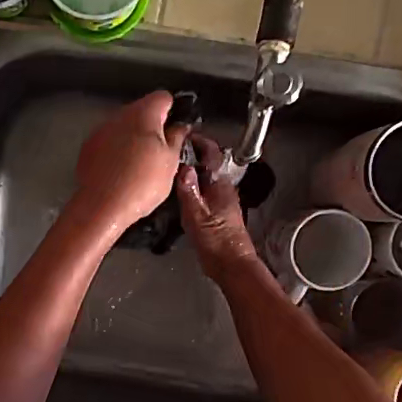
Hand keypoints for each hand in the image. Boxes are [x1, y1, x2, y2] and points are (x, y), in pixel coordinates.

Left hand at [70, 91, 192, 237]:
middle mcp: (119, 115)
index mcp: (143, 113)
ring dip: (133, 137)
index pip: (163, 97)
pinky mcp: (88, 147)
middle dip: (152, 125)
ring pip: (123, 126)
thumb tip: (180, 126)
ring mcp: (100, 130)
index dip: (173, 111)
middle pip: (141, 110)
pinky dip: (116, 149)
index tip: (176, 130)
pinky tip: (120, 170)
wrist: (102, 206)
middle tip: (161, 151)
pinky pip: (108, 141)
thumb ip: (177, 138)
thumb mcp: (170, 162)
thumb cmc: (143, 183)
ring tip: (140, 163)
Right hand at [175, 134, 259, 280]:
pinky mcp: (216, 214)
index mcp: (220, 185)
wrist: (232, 266)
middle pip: (207, 165)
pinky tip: (176, 195)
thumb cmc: (216, 241)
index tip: (183, 135)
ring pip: (204, 179)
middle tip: (169, 152)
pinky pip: (202, 192)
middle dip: (190, 156)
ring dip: (190, 172)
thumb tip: (183, 167)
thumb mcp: (197, 215)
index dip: (199, 142)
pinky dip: (190, 188)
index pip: (212, 154)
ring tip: (169, 170)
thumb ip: (189, 191)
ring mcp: (221, 202)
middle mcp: (223, 189)